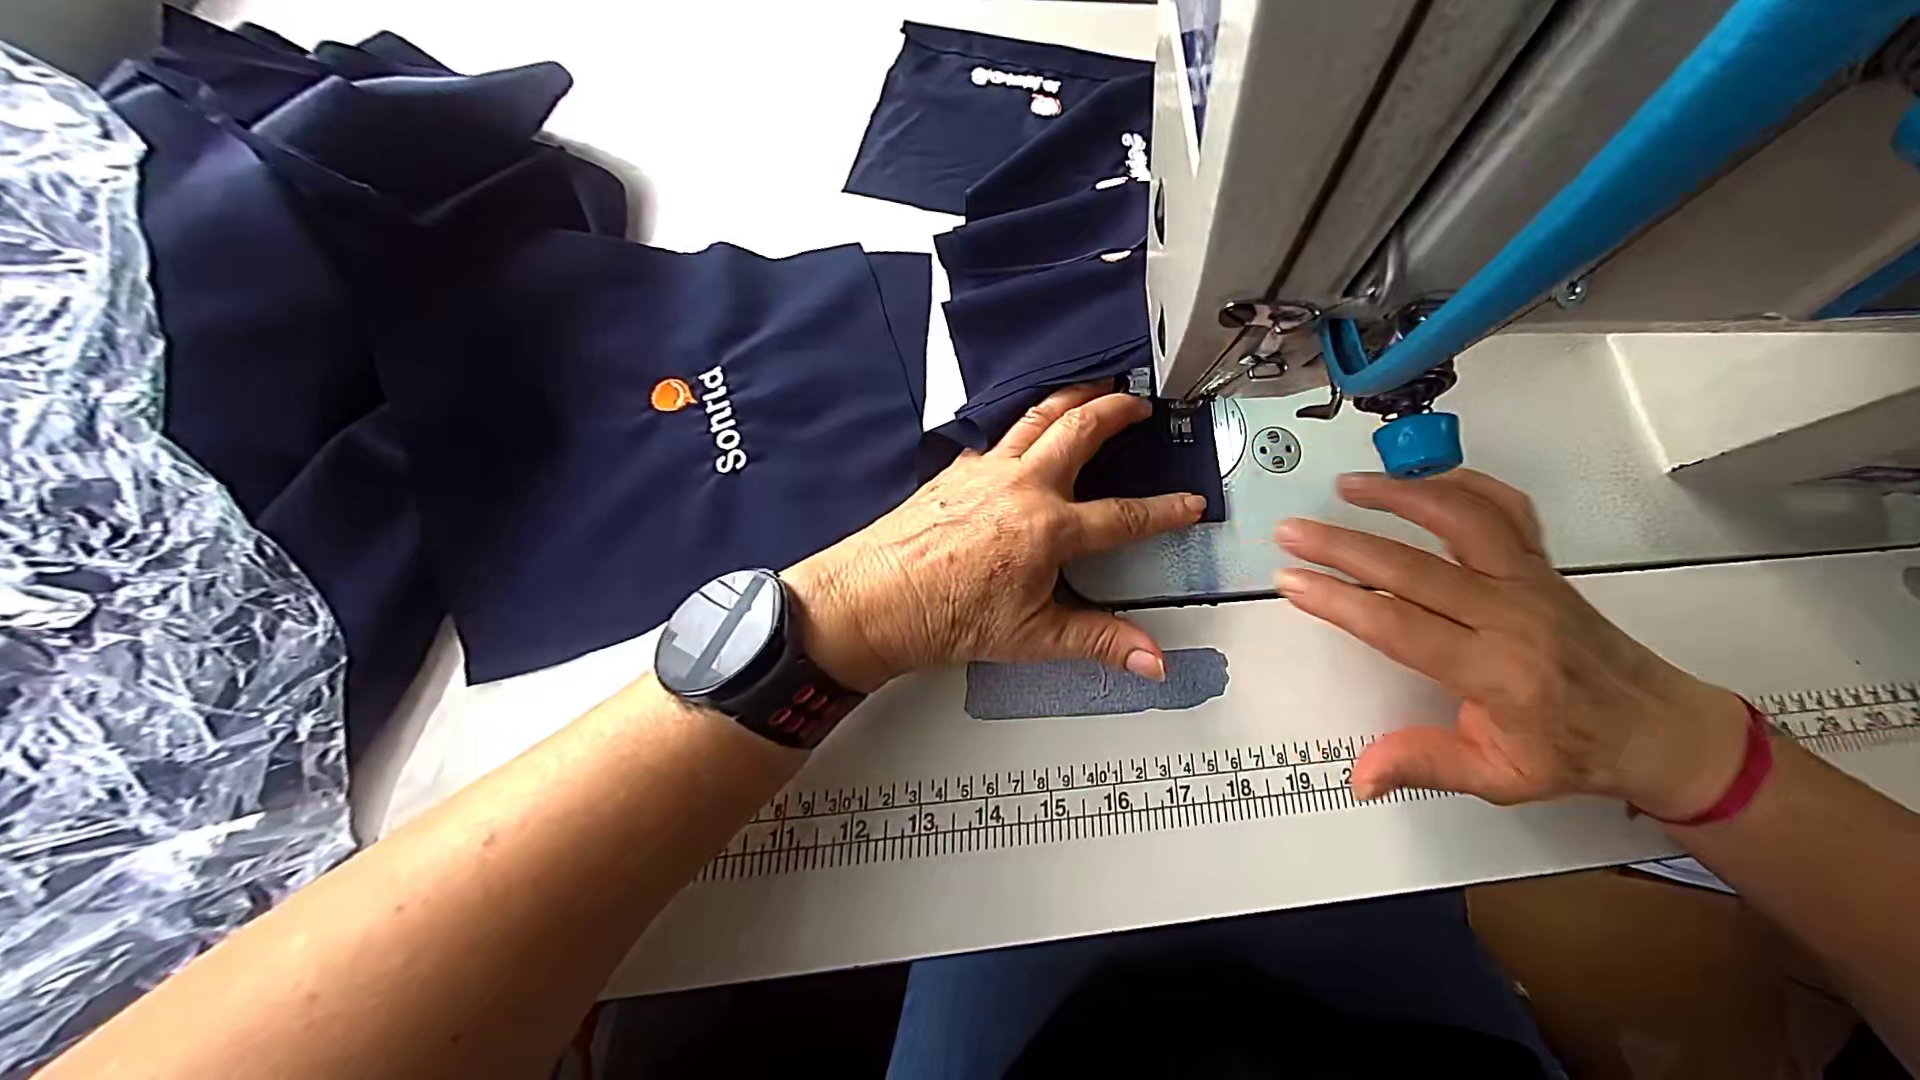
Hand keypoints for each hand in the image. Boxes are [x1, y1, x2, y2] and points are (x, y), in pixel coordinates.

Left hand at [785, 384, 1205, 692]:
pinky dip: (1020, 423)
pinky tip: (1021, 430)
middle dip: (1118, 409)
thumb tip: (1145, 658)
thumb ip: (1098, 641)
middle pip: (1082, 429)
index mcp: (1047, 528)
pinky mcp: (955, 471)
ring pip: (1037, 416)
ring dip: (1071, 397)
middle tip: (1138, 404)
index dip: (1164, 510)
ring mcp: (984, 472)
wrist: (871, 601)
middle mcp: (1019, 487)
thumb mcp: (1032, 637)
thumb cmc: (939, 615)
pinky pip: (997, 434)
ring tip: (1092, 389)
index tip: (1185, 503)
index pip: (1124, 516)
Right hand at [1274, 469, 1749, 820]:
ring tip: (1348, 486)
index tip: (1291, 582)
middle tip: (1292, 532)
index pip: (1399, 626)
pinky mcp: (1542, 564)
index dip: (1338, 601)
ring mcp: (1530, 581)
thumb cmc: (1572, 753)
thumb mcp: (1498, 777)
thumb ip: (1424, 765)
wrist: (1661, 729)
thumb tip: (1360, 777)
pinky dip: (1464, 485)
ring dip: (1401, 496)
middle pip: (1413, 566)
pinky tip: (1421, 478)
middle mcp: (1512, 616)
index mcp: (1495, 672)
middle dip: (1342, 544)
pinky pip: (1507, 510)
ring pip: (1464, 522)